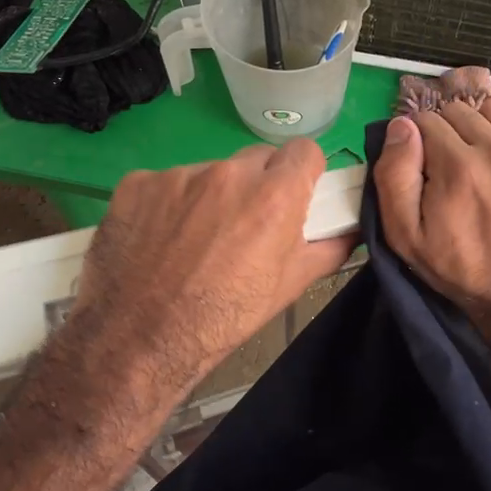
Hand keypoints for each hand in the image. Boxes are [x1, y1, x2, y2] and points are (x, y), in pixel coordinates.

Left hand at [74, 140, 357, 389]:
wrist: (139, 340)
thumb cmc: (227, 315)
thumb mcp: (293, 284)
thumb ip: (331, 246)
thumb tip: (353, 228)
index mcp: (275, 195)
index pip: (304, 150)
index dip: (303, 171)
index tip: (296, 192)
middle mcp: (229, 174)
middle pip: (257, 158)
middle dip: (259, 184)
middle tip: (247, 223)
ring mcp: (179, 176)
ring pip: (211, 172)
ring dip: (213, 195)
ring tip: (197, 239)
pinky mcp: (137, 184)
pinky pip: (166, 183)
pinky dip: (169, 204)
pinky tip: (162, 239)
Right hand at [374, 99, 490, 335]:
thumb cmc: (456, 264)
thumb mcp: (404, 234)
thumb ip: (394, 174)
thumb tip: (403, 126)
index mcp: (459, 167)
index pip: (426, 119)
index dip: (418, 139)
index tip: (423, 163)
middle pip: (460, 110)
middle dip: (447, 131)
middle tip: (450, 165)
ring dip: (481, 128)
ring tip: (479, 160)